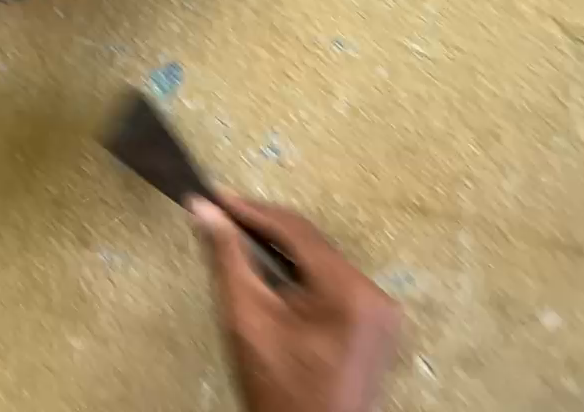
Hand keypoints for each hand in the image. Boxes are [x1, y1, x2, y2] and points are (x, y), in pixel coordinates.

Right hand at [190, 196, 402, 411]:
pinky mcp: (374, 326)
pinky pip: (330, 281)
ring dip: (278, 248)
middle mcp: (374, 295)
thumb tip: (202, 206)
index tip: (214, 195)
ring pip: (318, 259)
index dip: (251, 210)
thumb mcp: (245, 317)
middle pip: (309, 243)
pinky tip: (266, 267)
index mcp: (349, 292)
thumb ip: (226, 255)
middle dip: (263, 228)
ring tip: (236, 235)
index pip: (294, 231)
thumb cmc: (275, 387)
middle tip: (220, 214)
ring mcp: (380, 312)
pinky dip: (297, 271)